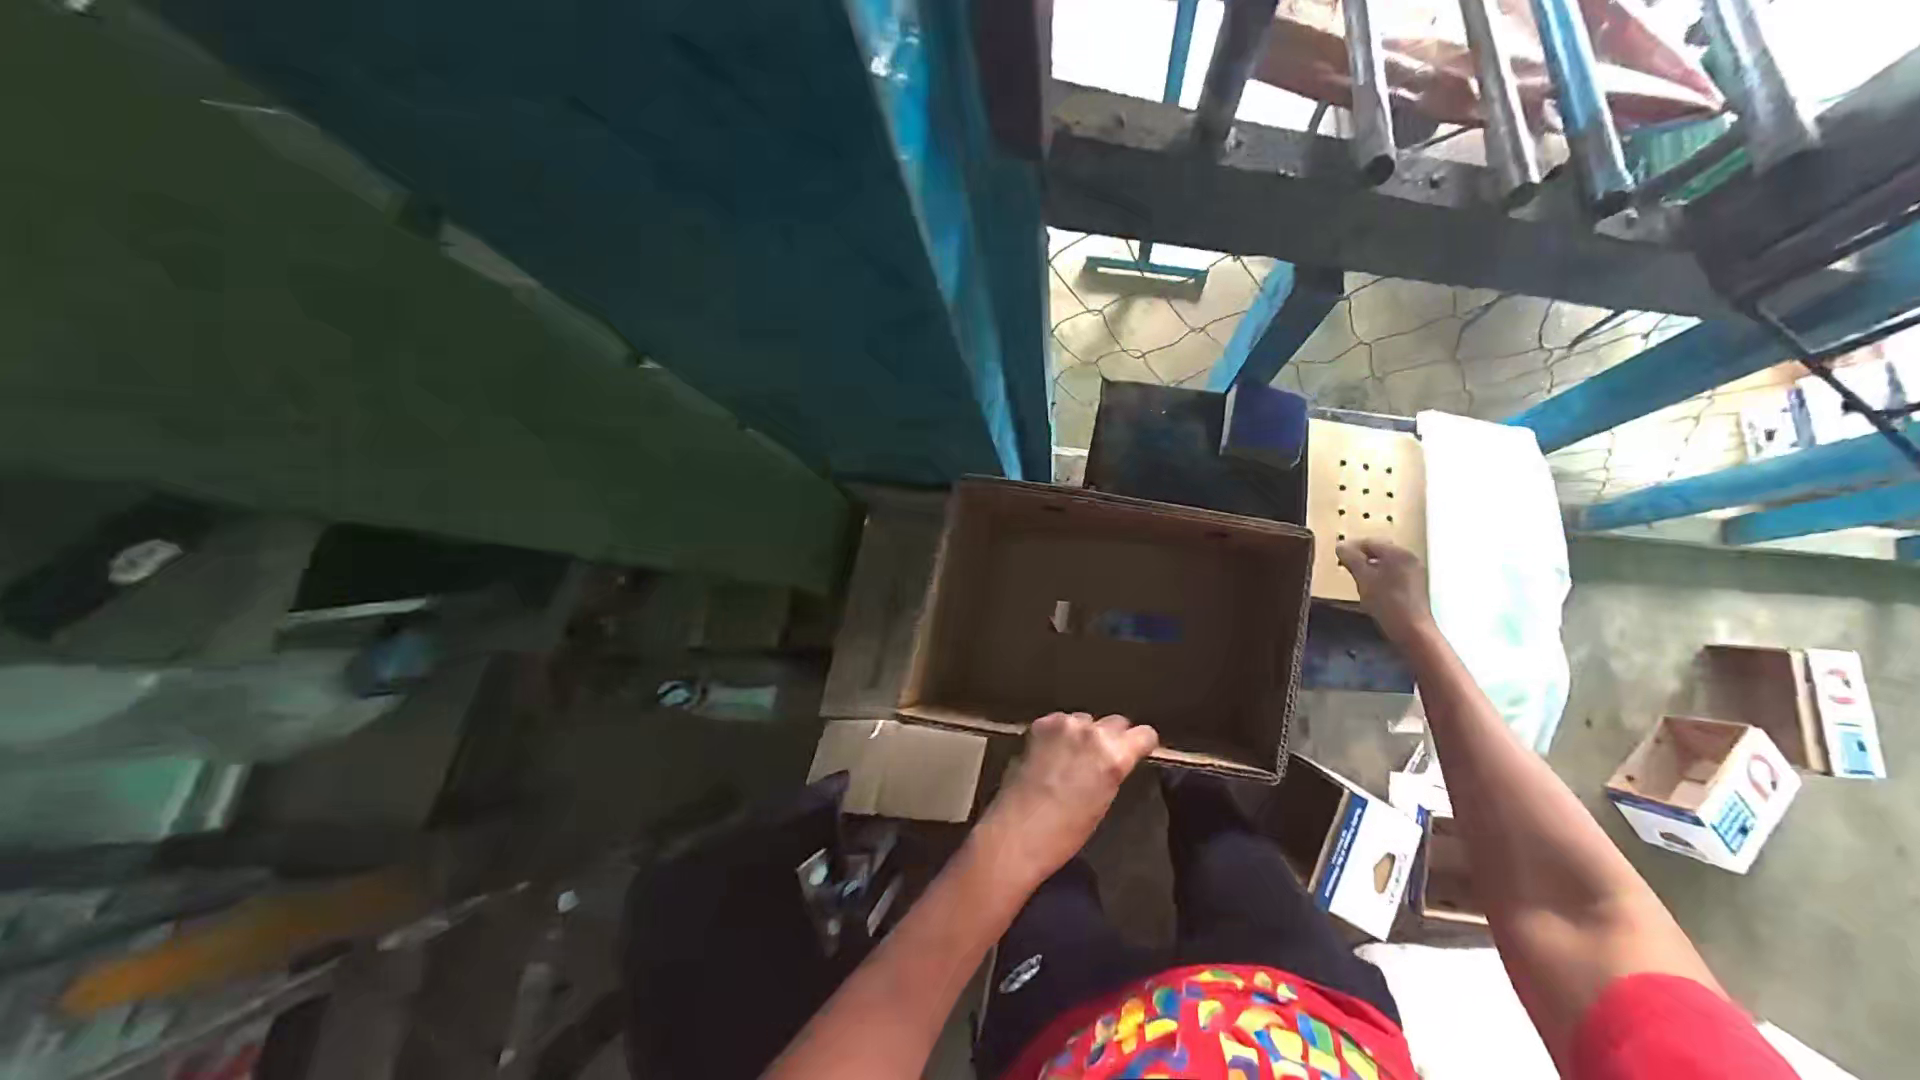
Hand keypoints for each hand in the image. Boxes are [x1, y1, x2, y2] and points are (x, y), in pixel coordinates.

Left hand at [974, 712, 1157, 884]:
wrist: (1018, 832)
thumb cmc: (1066, 832)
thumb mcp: (1104, 800)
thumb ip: (1112, 770)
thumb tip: (1113, 760)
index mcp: (1114, 755)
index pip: (1144, 733)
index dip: (1141, 744)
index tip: (1136, 751)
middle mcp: (1091, 732)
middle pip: (1115, 722)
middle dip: (1111, 737)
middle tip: (1100, 758)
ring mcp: (1063, 724)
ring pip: (1084, 720)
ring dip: (1082, 734)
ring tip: (1070, 757)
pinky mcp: (1038, 725)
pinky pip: (1058, 723)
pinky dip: (1058, 734)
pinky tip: (1049, 755)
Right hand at [1336, 538, 1436, 644]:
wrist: (1412, 629)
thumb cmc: (1386, 602)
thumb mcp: (1363, 578)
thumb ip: (1351, 559)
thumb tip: (1341, 545)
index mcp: (1398, 553)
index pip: (1369, 542)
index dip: (1351, 549)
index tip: (1339, 560)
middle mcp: (1409, 557)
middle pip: (1379, 551)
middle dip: (1362, 559)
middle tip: (1347, 570)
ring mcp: (1415, 571)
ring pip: (1386, 563)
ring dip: (1371, 568)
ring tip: (1359, 581)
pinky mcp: (1416, 584)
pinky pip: (1394, 572)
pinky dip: (1381, 576)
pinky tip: (1374, 590)